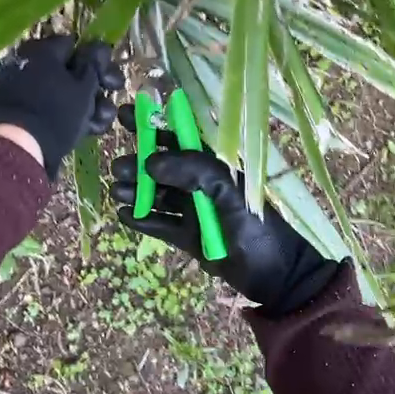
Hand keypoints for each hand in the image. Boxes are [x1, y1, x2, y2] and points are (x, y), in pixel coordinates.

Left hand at [0, 35, 122, 179]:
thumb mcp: (83, 88)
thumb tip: (99, 45)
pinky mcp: (10, 112)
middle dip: (93, 92)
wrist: (10, 148)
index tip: (109, 83)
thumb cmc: (54, 113)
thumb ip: (94, 64)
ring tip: (97, 127)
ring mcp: (16, 88)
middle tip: (106, 110)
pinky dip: (60, 119)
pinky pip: (42, 109)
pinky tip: (79, 135)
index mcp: (42, 49)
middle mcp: (26, 63)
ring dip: (83, 109)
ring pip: (58, 94)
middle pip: (68, 72)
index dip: (96, 62)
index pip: (75, 45)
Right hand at [110, 105, 340, 316]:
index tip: (125, 115)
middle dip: (138, 163)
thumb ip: (193, 170)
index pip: (180, 136)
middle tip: (119, 168)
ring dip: (137, 191)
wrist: (275, 277)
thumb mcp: (229, 192)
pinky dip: (143, 219)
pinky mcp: (189, 236)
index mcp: (215, 165)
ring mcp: (194, 210)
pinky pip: (161, 223)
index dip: (153, 124)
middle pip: (162, 166)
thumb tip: (151, 162)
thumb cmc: (256, 228)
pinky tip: (125, 216)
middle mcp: (202, 183)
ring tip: (119, 193)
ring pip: (158, 195)